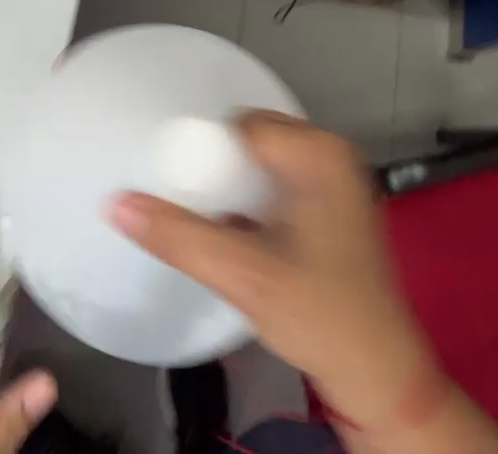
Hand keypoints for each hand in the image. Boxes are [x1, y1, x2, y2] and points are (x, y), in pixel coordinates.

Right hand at [108, 114, 442, 433]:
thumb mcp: (244, 276)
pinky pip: (277, 181)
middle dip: (215, 169)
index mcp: (318, 153)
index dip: (203, 152)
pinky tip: (233, 232)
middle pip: (249, 139)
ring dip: (231, 186)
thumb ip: (179, 237)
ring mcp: (336, 178)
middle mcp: (332, 153)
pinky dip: (251, 199)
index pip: (238, 126)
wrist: (379, 371)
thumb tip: (117, 203)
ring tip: (205, 221)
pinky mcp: (332, 204)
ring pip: (260, 161)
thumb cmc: (320, 316)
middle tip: (187, 208)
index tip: (174, 186)